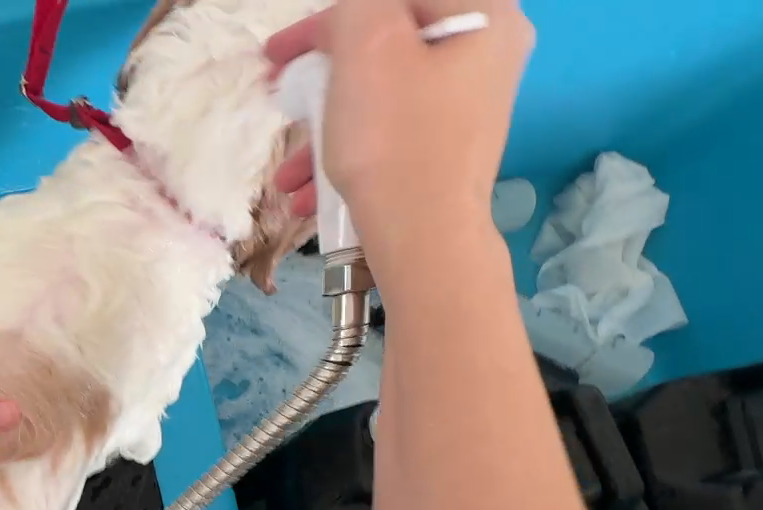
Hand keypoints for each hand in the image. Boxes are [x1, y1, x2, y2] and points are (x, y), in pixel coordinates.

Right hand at [265, 0, 533, 258]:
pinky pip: (387, 134)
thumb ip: (353, 11)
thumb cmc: (393, 140)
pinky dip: (344, 156)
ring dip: (322, 132)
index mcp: (480, 10)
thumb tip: (345, 22)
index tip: (276, 56)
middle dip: (322, 85)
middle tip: (286, 110)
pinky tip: (309, 193)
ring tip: (288, 175)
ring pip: (378, 99)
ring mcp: (469, 103)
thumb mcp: (366, 51)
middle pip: (384, 49)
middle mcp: (486, 48)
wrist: (423, 235)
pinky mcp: (448, 146)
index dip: (324, 22)